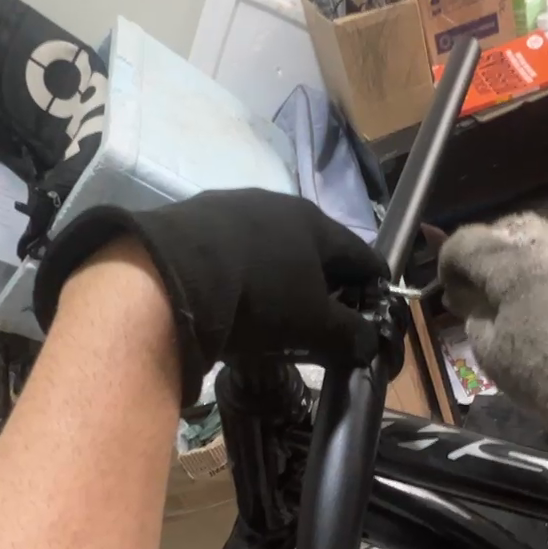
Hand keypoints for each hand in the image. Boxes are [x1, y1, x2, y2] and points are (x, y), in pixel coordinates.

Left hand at [32, 190, 386, 404]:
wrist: (170, 278)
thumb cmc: (260, 299)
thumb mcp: (314, 327)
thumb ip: (349, 335)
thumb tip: (369, 343)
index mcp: (317, 225)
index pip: (361, 254)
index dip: (375, 283)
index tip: (377, 305)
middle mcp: (278, 205)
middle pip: (314, 247)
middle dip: (325, 280)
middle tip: (325, 314)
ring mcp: (232, 208)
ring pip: (271, 245)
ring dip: (280, 273)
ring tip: (274, 307)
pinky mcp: (193, 220)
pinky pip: (232, 250)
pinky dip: (243, 272)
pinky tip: (232, 295)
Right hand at [439, 213, 547, 456]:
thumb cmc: (542, 375)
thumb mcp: (489, 349)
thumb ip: (472, 311)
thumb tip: (464, 295)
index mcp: (508, 261)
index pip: (464, 242)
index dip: (449, 265)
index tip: (452, 292)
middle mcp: (543, 240)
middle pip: (500, 231)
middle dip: (484, 257)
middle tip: (481, 291)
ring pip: (535, 234)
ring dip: (517, 255)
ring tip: (517, 289)